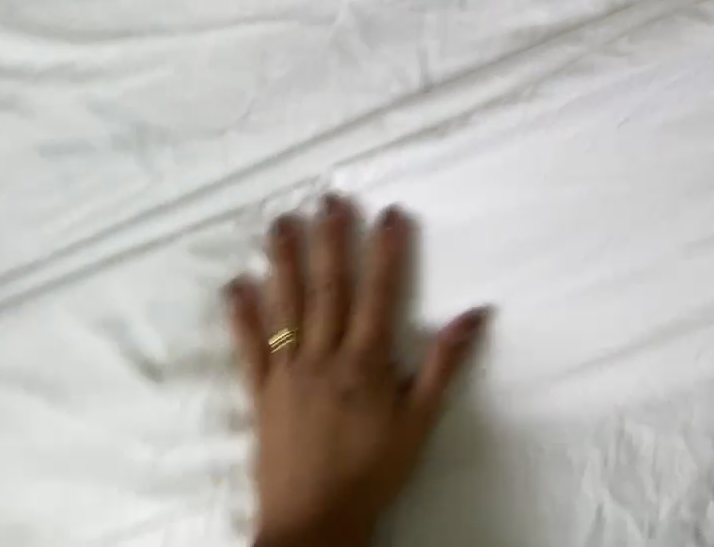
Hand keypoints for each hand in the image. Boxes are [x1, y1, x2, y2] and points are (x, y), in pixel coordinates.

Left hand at [226, 199, 486, 546]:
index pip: (380, 291)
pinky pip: (249, 348)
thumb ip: (445, 363)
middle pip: (329, 288)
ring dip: (283, 262)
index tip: (390, 212)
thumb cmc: (375, 469)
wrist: (312, 525)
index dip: (386, 250)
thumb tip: (477, 312)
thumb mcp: (422, 418)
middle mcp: (325, 357)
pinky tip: (237, 285)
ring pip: (286, 307)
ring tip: (280, 223)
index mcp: (367, 360)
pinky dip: (242, 315)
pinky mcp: (261, 394)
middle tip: (329, 199)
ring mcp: (288, 374)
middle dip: (330, 240)